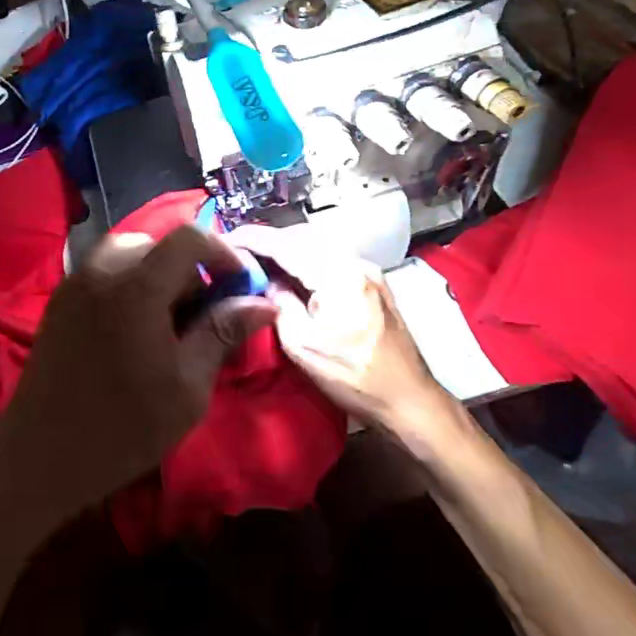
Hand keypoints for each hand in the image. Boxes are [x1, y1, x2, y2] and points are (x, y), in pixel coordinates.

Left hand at [0, 227, 278, 517]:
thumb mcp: (188, 386)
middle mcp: (103, 271)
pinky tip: (140, 325)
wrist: (39, 460)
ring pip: (131, 252)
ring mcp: (76, 283)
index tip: (241, 286)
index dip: (224, 254)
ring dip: (160, 273)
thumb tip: (265, 303)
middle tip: (207, 310)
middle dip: (192, 268)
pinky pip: (107, 270)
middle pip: (160, 243)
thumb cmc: (122, 427)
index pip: (190, 238)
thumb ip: (223, 333)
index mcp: (136, 287)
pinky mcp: (61, 300)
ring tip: (173, 317)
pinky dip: (132, 281)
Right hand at [228, 224, 455, 438]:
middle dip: (271, 242)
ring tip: (261, 264)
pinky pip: (333, 261)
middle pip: (304, 238)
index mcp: (339, 274)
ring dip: (290, 252)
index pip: (287, 245)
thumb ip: (279, 305)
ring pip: (320, 248)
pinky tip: (294, 277)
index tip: (227, 237)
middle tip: (240, 252)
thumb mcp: (302, 345)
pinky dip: (309, 263)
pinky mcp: (374, 285)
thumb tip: (269, 283)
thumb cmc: (354, 377)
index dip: (254, 238)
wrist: (408, 398)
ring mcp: (369, 272)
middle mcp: (356, 263)